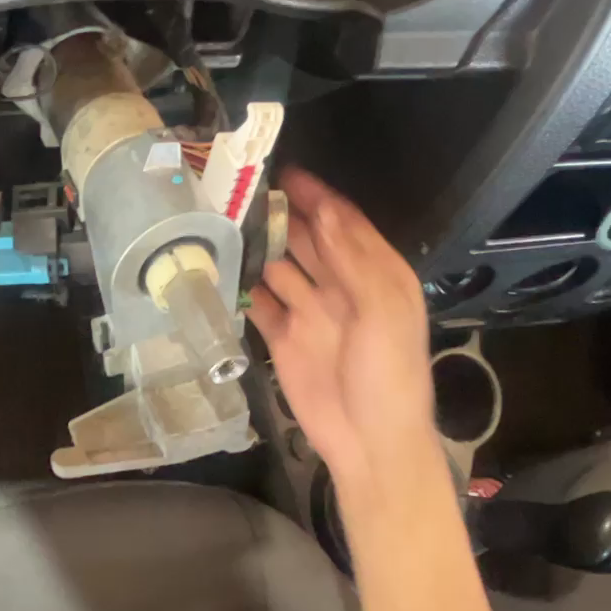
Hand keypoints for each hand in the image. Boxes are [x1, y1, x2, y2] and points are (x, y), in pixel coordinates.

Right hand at [249, 169, 440, 490]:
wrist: (369, 438)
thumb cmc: (389, 373)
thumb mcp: (384, 310)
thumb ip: (353, 260)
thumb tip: (324, 212)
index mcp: (375, 274)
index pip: (343, 224)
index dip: (317, 198)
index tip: (286, 171)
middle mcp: (340, 287)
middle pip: (308, 241)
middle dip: (281, 216)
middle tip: (243, 192)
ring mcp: (309, 313)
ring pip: (280, 270)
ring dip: (258, 249)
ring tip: (224, 223)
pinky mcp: (283, 339)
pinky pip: (260, 307)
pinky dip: (243, 289)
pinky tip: (221, 271)